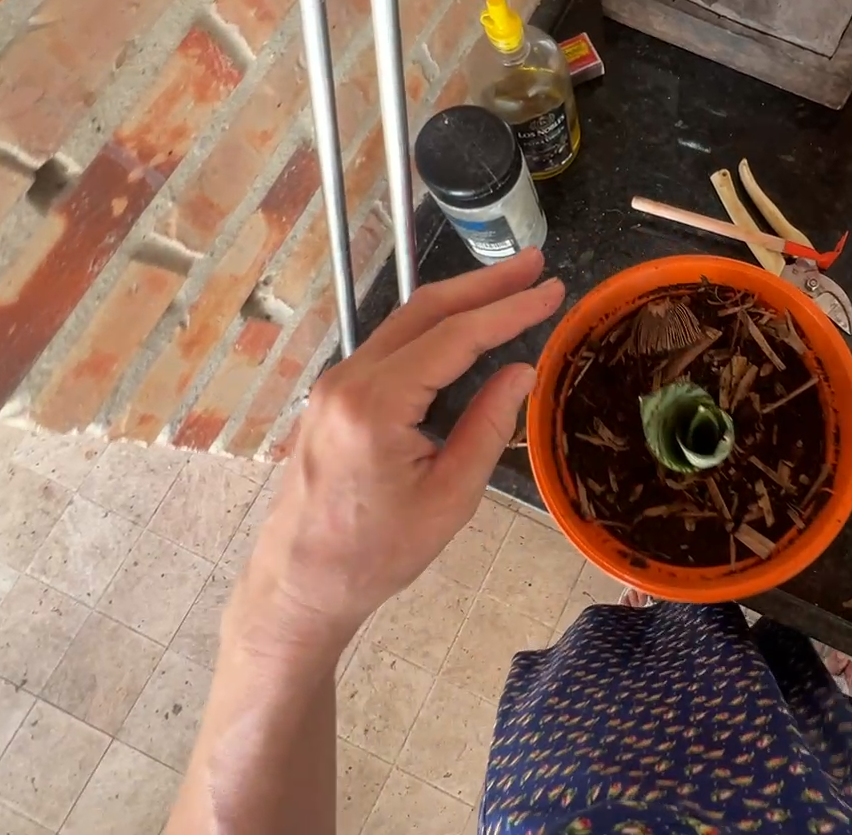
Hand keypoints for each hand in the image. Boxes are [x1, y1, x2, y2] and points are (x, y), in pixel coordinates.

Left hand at [225, 249, 564, 668]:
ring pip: (406, 321)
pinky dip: (436, 325)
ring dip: (461, 298)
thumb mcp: (451, 496)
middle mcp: (350, 378)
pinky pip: (393, 344)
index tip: (553, 290)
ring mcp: (336, 383)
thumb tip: (521, 370)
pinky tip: (466, 324)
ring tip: (511, 283)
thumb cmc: (378, 554)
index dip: (510, 309)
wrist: (298, 587)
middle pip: (426, 309)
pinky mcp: (336, 395)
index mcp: (377, 403)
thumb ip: (489, 425)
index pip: (456, 336)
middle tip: (535, 263)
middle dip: (486, 282)